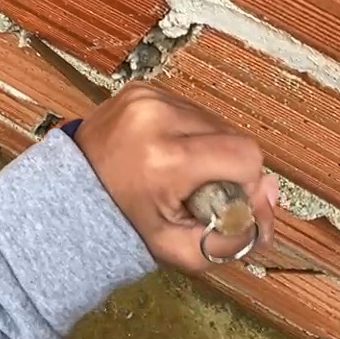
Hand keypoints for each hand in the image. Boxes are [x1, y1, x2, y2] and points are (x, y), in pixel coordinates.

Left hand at [72, 81, 276, 272]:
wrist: (69, 192)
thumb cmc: (123, 224)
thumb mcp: (182, 250)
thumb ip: (237, 234)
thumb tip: (271, 193)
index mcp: (166, 158)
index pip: (245, 156)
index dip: (250, 185)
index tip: (233, 204)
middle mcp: (156, 116)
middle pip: (232, 136)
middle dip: (229, 168)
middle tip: (204, 193)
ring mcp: (146, 97)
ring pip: (212, 120)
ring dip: (209, 148)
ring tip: (181, 173)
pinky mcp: (140, 88)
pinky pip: (187, 109)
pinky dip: (187, 132)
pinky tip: (167, 153)